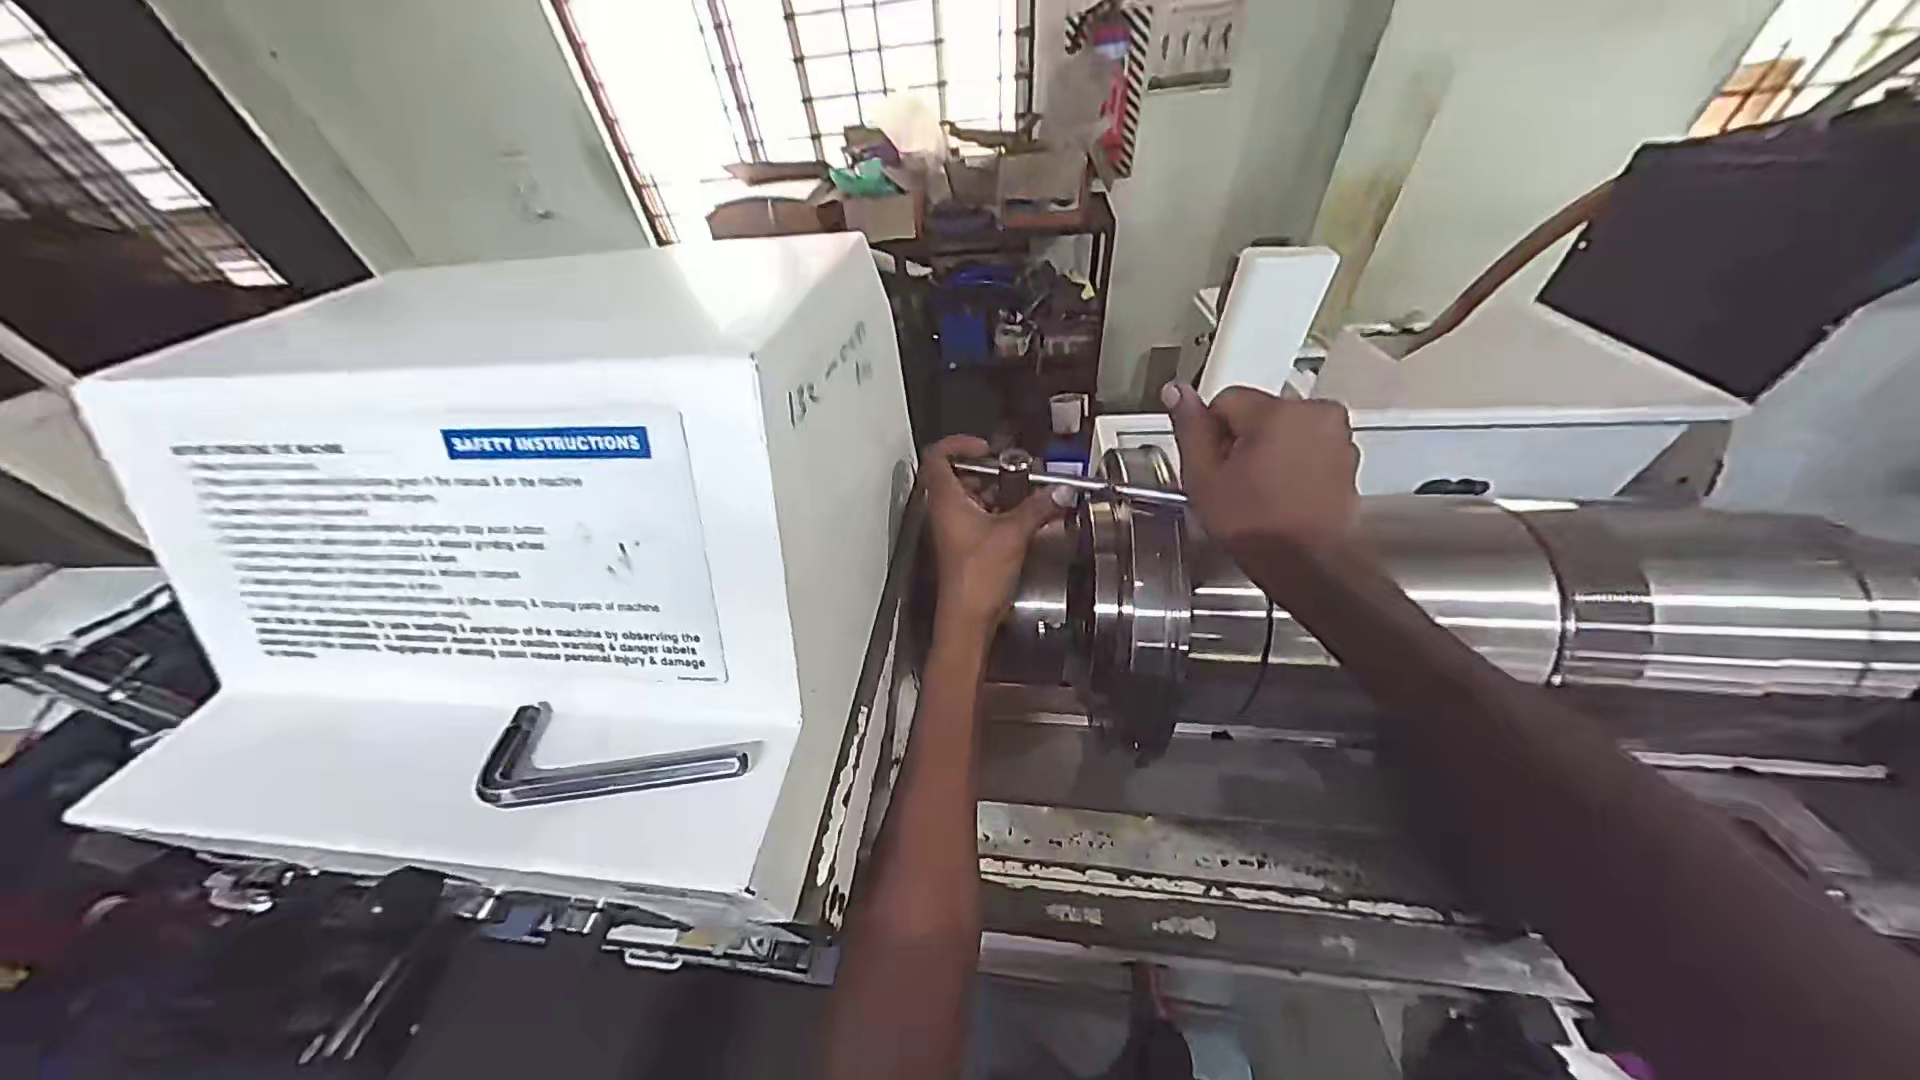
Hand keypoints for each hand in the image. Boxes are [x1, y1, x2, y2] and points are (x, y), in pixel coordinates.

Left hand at [921, 435, 1070, 639]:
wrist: (967, 617)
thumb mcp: (1013, 534)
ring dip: (997, 492)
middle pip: (958, 475)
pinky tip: (1023, 518)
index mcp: (946, 501)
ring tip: (1025, 495)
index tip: (986, 447)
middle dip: (989, 470)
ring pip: (971, 497)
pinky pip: (980, 517)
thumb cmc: (977, 577)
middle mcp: (945, 511)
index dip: (959, 444)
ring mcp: (954, 528)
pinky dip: (999, 512)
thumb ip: (1038, 508)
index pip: (938, 456)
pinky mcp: (965, 544)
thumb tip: (1058, 491)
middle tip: (1014, 472)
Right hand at [1163, 384, 1358, 553]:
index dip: (1211, 435)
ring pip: (1280, 429)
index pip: (1226, 400)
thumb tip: (1177, 393)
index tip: (1215, 466)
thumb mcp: (1203, 477)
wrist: (1307, 564)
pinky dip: (1290, 464)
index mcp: (1278, 413)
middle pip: (1256, 412)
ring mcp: (1336, 435)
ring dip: (1266, 452)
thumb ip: (1189, 428)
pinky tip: (1278, 494)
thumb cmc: (1259, 527)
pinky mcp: (1346, 457)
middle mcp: (1315, 414)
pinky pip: (1305, 446)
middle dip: (1240, 441)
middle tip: (1234, 482)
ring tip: (1257, 491)